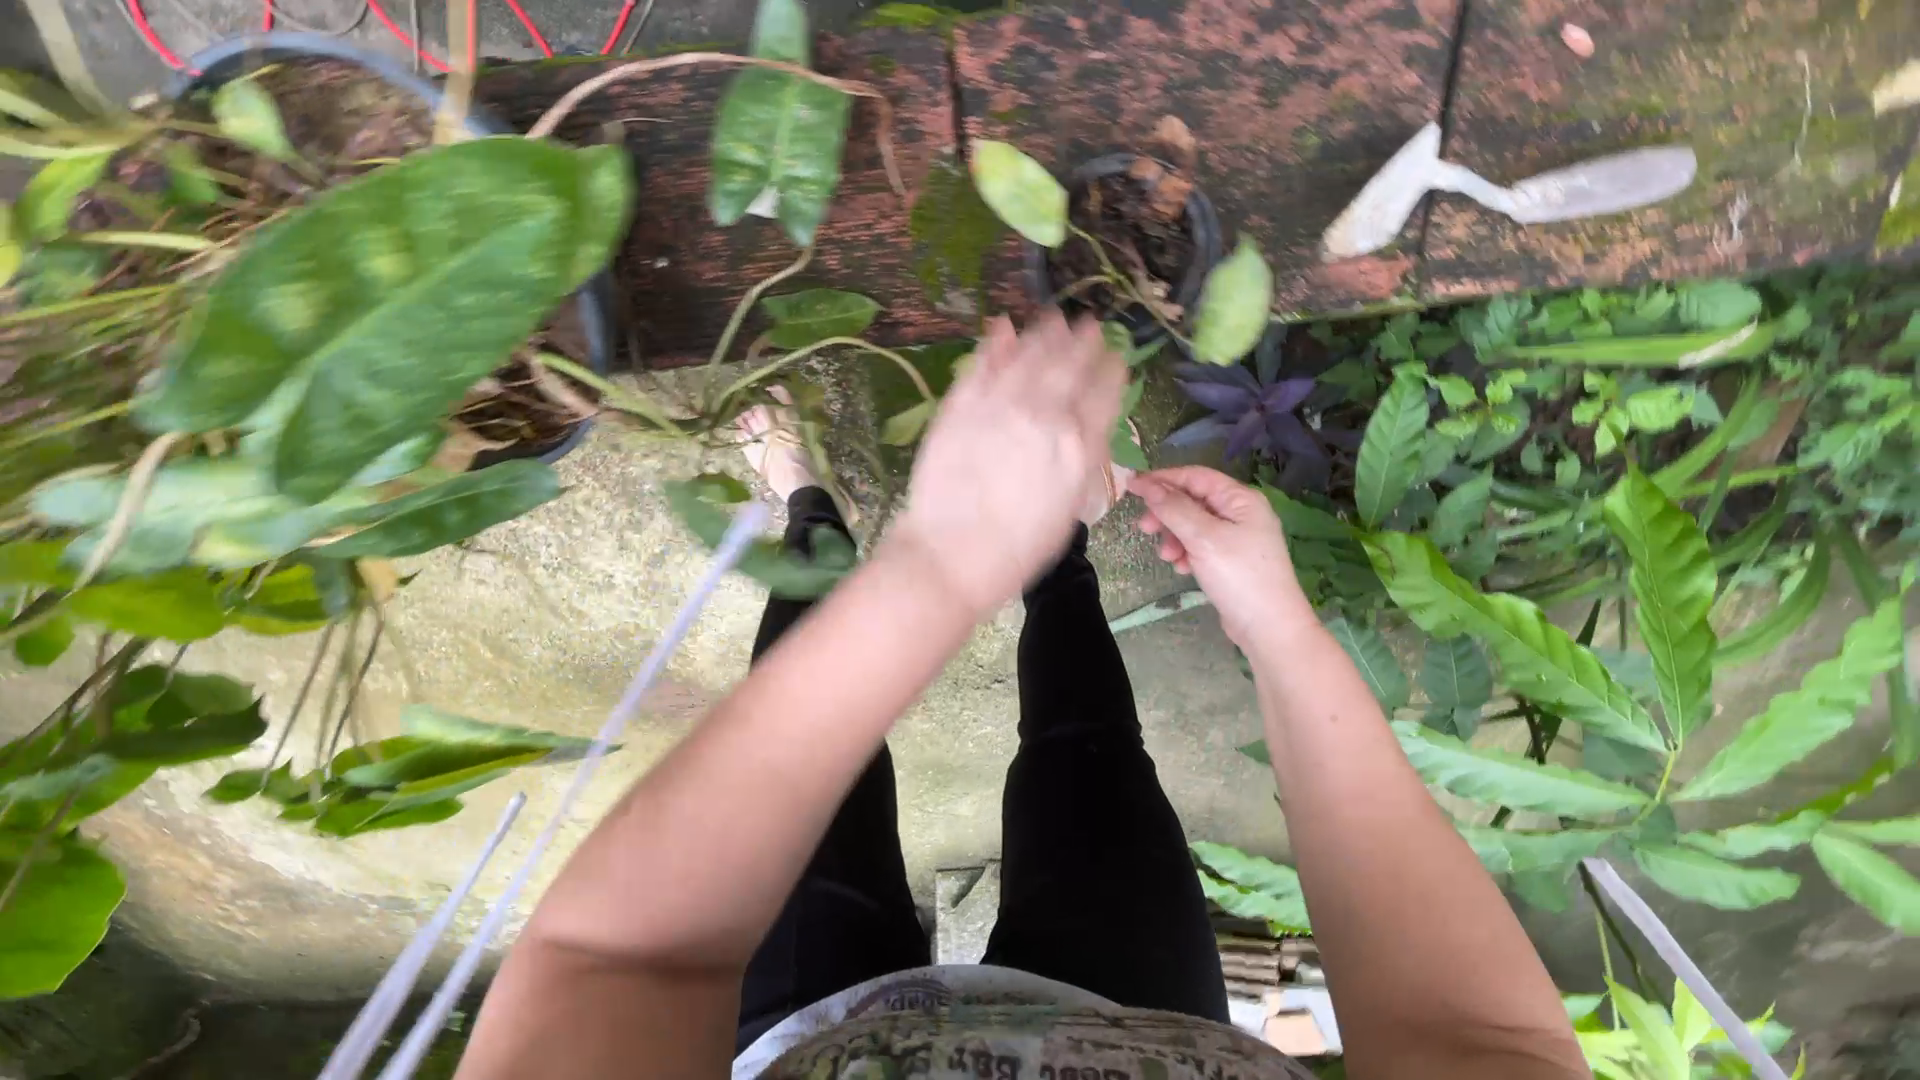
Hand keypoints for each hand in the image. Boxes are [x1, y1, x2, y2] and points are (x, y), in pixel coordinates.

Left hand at [887, 311, 1124, 620]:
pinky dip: (995, 343)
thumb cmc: (1017, 549)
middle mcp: (1044, 415)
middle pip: (1069, 364)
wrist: (952, 554)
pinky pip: (982, 364)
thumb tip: (1085, 435)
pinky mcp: (961, 405)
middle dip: (1083, 341)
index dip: (1111, 370)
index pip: (1104, 392)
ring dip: (1044, 334)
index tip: (1113, 357)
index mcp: (1078, 445)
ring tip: (1054, 319)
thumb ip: (1081, 464)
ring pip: (1029, 355)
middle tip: (1088, 324)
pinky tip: (1003, 327)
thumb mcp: (1068, 512)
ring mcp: (1000, 405)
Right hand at [1130, 467, 1317, 652]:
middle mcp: (1240, 513)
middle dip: (1166, 513)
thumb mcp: (1203, 538)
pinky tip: (1183, 568)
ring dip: (1174, 537)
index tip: (1131, 487)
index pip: (1195, 476)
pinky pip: (1201, 545)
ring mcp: (1237, 537)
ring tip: (1168, 557)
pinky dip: (1187, 552)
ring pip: (1193, 525)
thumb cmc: (1239, 576)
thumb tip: (1146, 485)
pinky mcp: (1231, 559)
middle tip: (1144, 529)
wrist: (1269, 627)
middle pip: (1193, 500)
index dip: (1162, 479)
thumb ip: (1173, 508)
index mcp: (1240, 499)